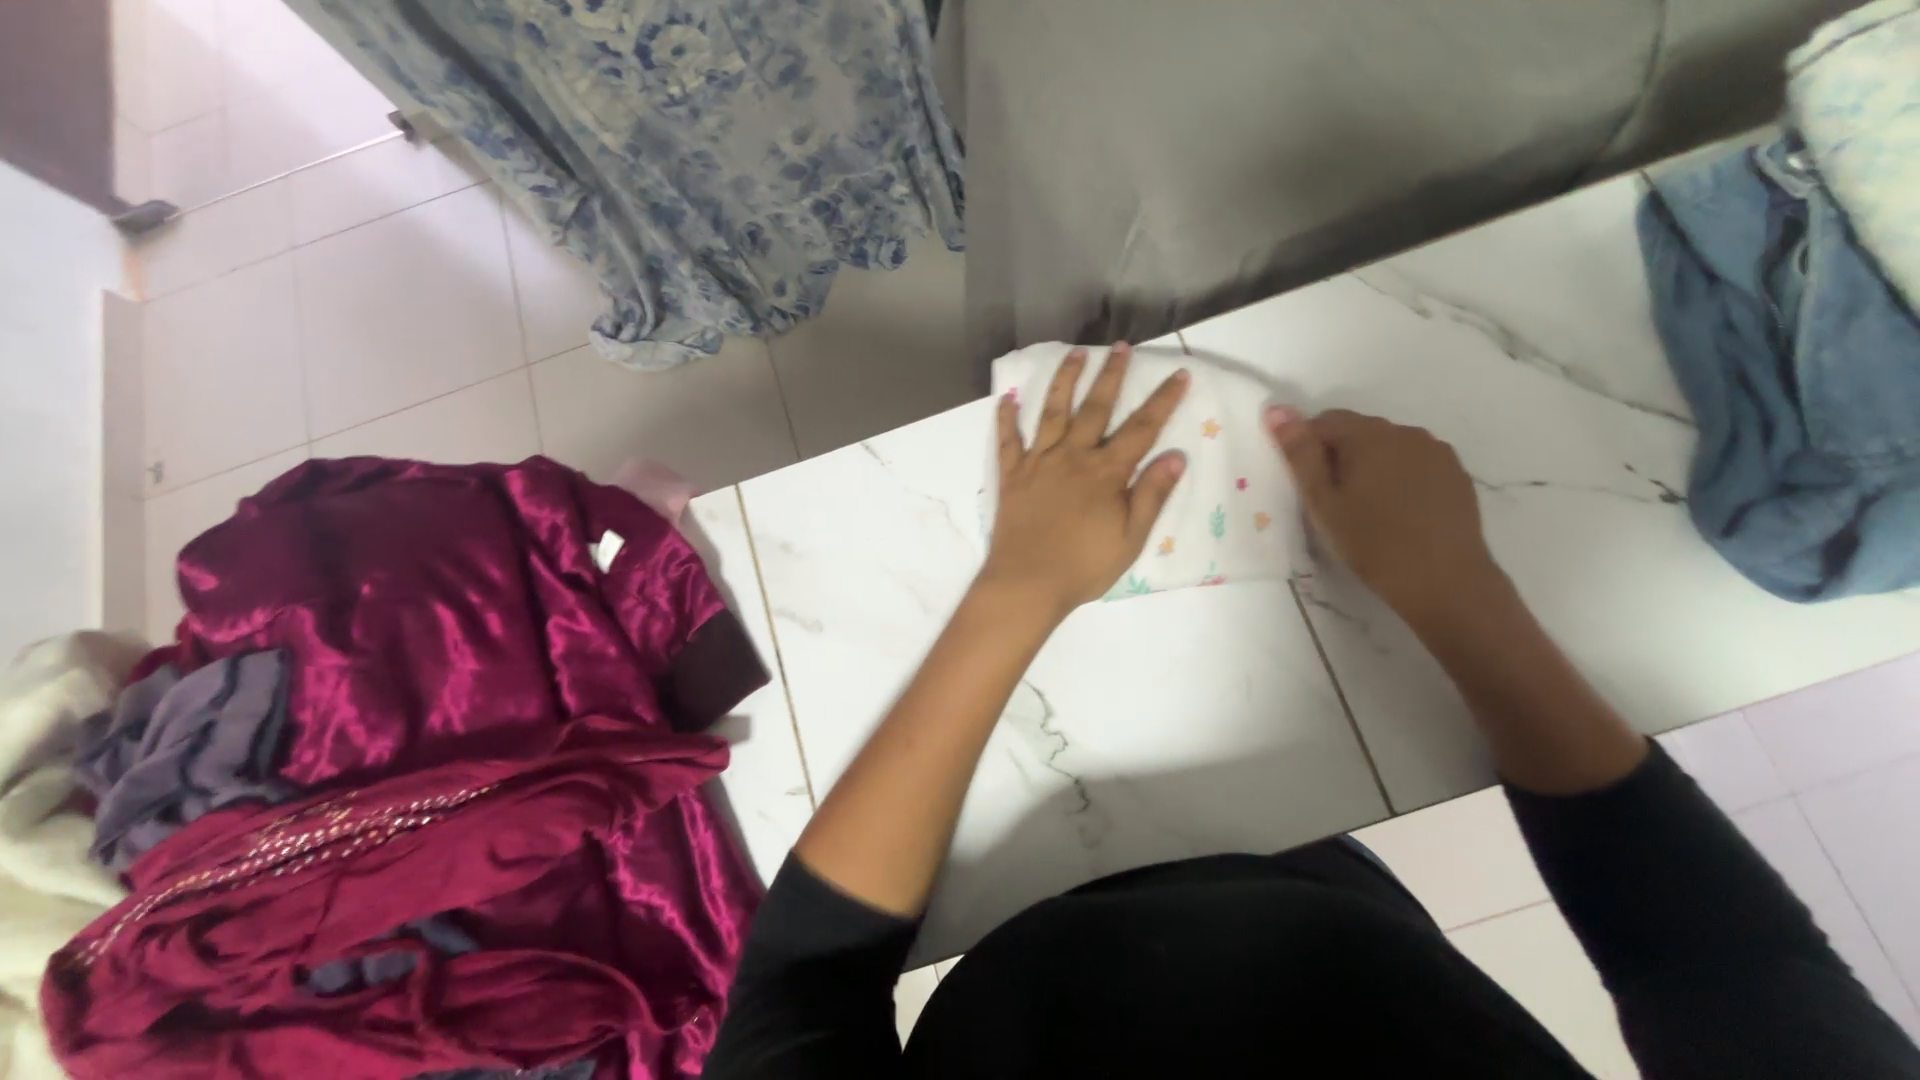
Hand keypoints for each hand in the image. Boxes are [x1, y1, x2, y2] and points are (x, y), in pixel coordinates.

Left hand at [980, 344, 1189, 618]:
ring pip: (1052, 412)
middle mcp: (1072, 457)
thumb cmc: (1083, 566)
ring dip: (1064, 380)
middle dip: (1111, 375)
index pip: (1141, 429)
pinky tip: (1007, 399)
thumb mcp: (1131, 537)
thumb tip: (1176, 456)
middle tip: (1121, 346)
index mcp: (1105, 473)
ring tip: (1074, 353)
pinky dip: (1006, 418)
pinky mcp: (1012, 476)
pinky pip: (1008, 440)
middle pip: (1096, 408)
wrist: (1027, 583)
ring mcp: (1038, 463)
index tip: (1179, 375)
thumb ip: (1152, 494)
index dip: (1163, 401)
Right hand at [1266, 406, 1502, 618]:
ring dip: (1372, 466)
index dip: (1309, 449)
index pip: (1326, 421)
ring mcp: (1437, 452)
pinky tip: (1399, 513)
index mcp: (1370, 436)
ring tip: (1369, 509)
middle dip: (1341, 456)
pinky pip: (1417, 463)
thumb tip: (1277, 409)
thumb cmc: (1371, 543)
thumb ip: (1300, 453)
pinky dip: (1401, 478)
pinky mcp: (1457, 474)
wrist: (1444, 581)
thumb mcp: (1322, 502)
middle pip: (1360, 431)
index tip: (1309, 485)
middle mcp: (1407, 433)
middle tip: (1335, 502)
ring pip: (1390, 447)